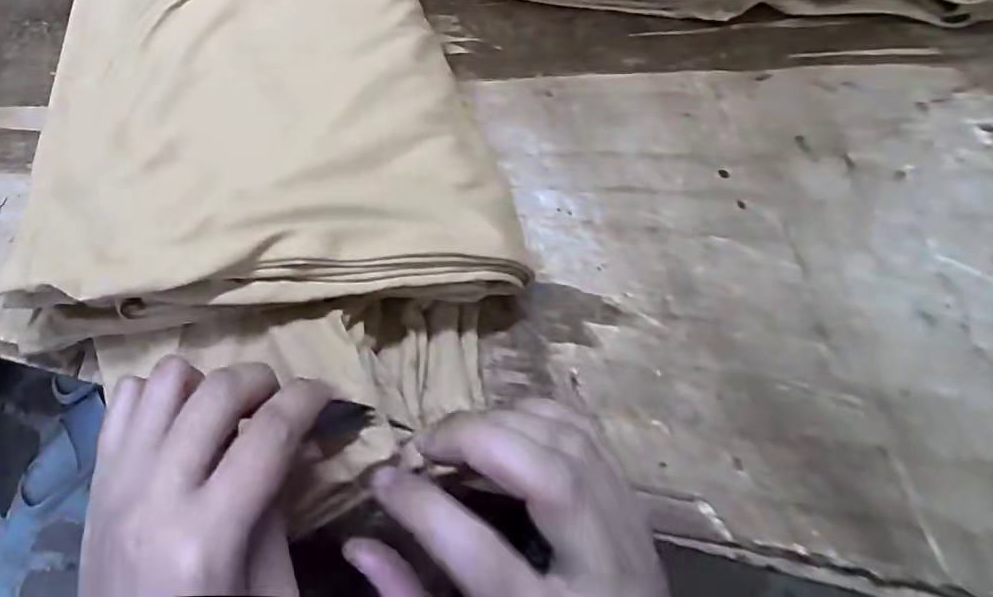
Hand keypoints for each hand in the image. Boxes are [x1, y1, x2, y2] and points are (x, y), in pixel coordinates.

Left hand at [81, 358, 330, 596]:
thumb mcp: (265, 596)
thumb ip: (277, 513)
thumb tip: (298, 440)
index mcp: (205, 539)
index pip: (266, 438)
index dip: (303, 403)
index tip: (324, 390)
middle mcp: (156, 492)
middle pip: (215, 393)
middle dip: (258, 380)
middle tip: (278, 399)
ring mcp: (118, 475)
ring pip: (165, 379)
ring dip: (204, 383)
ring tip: (223, 414)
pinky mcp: (96, 470)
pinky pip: (125, 395)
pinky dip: (157, 395)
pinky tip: (178, 424)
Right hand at [346, 399, 667, 596]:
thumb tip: (356, 545)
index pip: (479, 551)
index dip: (418, 503)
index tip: (380, 477)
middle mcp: (609, 576)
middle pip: (549, 477)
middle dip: (473, 439)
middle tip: (426, 444)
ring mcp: (633, 541)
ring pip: (571, 445)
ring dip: (503, 422)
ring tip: (459, 437)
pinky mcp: (637, 515)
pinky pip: (591, 438)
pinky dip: (539, 416)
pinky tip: (503, 428)